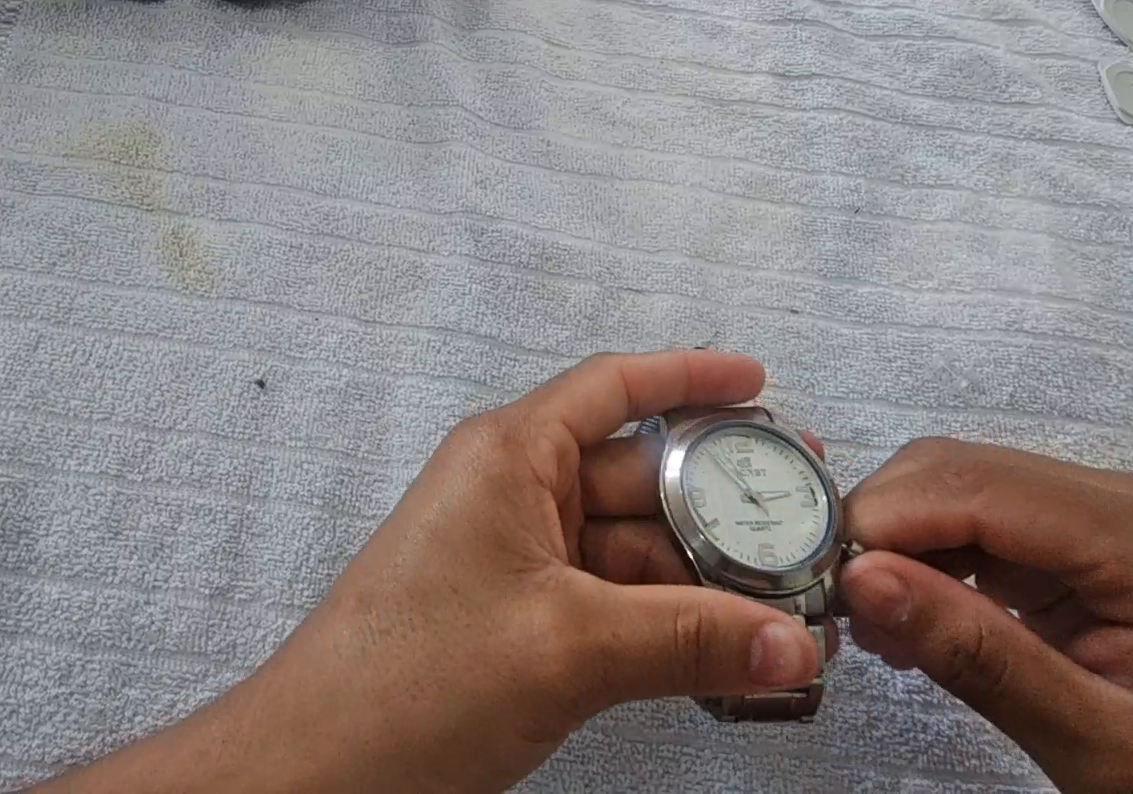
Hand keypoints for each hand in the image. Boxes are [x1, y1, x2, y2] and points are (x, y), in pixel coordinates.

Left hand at [41, 352, 823, 793]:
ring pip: (630, 538)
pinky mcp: (521, 603)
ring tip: (789, 600)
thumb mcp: (566, 645)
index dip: (688, 376)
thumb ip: (688, 638)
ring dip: (701, 570)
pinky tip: (727, 639)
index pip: (612, 387)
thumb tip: (796, 650)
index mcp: (512, 453)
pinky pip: (610, 589)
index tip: (759, 382)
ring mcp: (518, 546)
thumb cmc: (416, 675)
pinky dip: (665, 611)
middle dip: (720, 498)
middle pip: (636, 470)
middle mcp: (515, 486)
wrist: (326, 760)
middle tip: (805, 520)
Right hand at [838, 437, 1132, 792]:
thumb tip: (860, 579)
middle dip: (883, 521)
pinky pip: (972, 516)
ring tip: (870, 612)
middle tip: (838, 595)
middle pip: (962, 469)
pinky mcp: (1076, 536)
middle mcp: (1132, 505)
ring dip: (896, 536)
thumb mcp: (1101, 750)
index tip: (827, 570)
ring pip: (954, 482)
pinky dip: (923, 552)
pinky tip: (910, 606)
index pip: (984, 487)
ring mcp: (1103, 514)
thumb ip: (980, 659)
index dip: (890, 514)